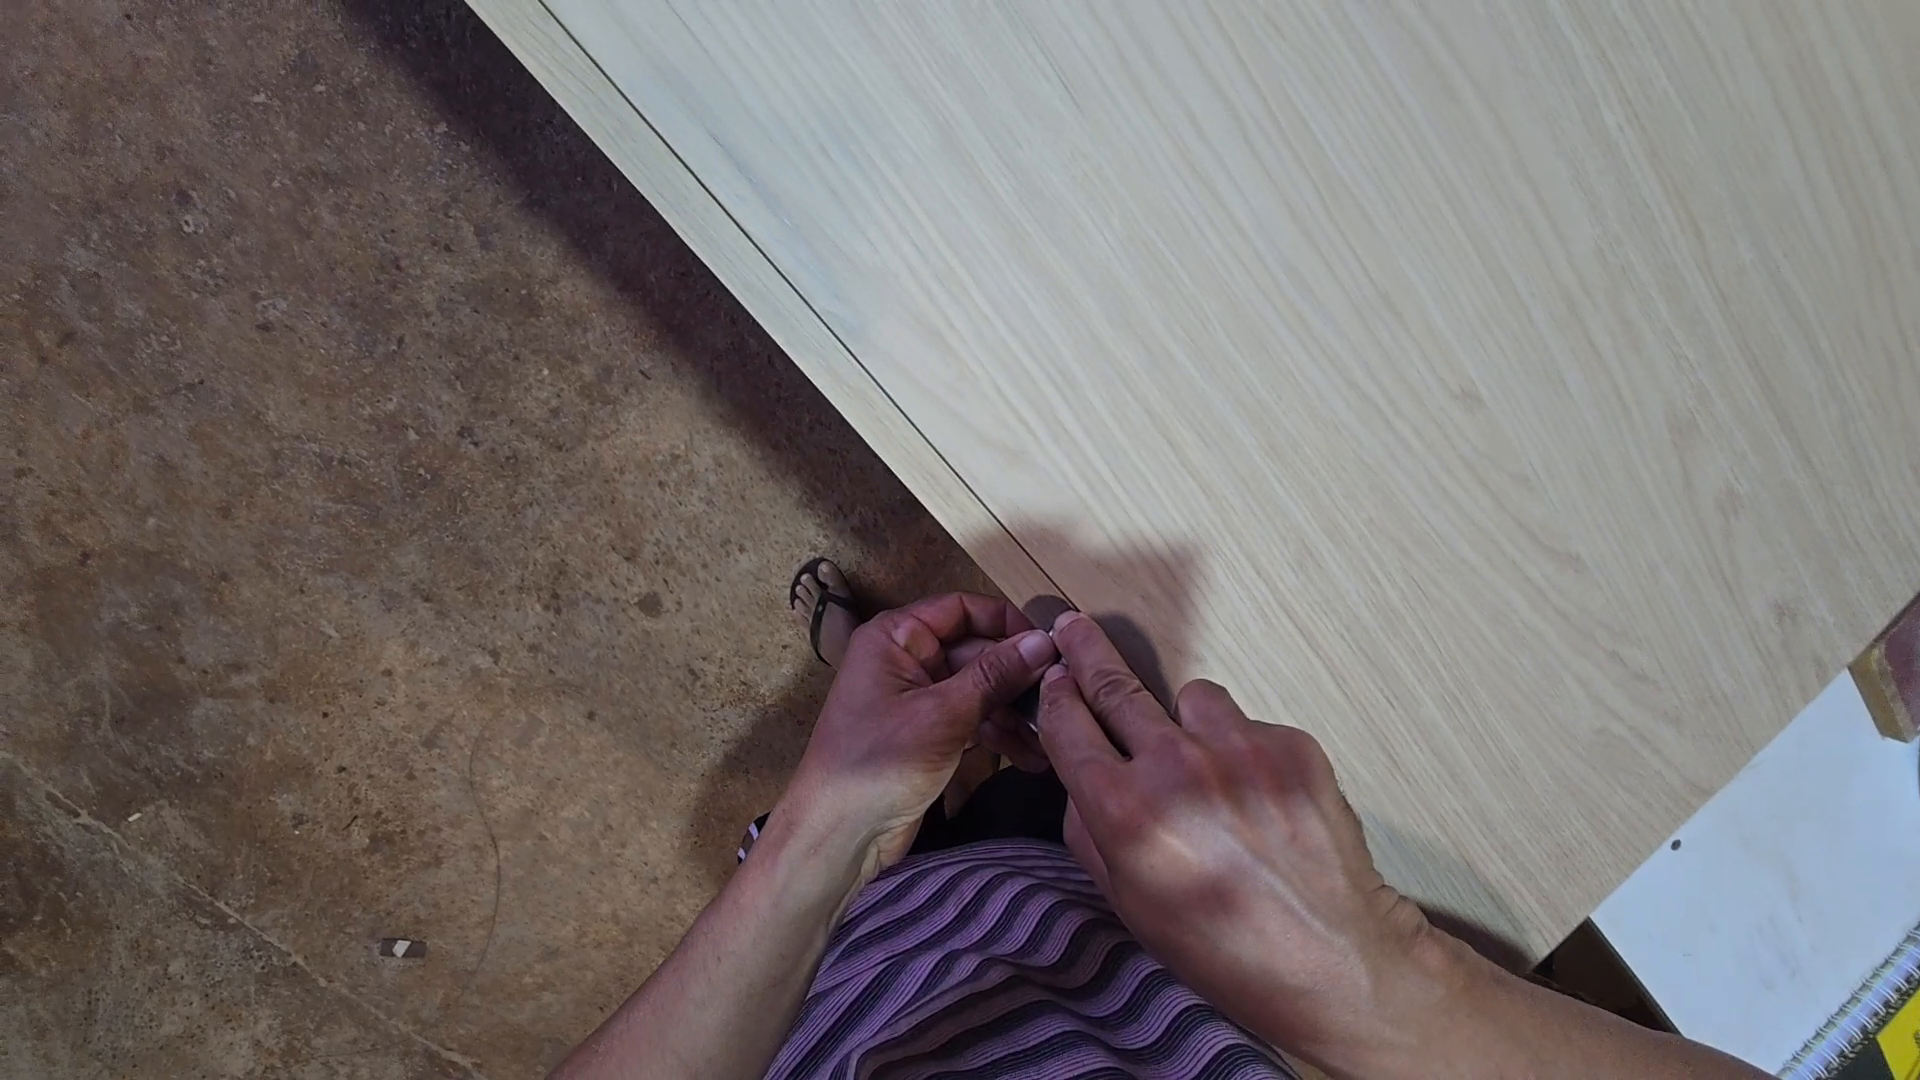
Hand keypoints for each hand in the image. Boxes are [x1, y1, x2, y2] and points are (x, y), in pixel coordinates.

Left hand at [778, 592, 1058, 877]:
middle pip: (976, 651)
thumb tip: (1044, 641)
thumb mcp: (942, 715)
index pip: (962, 609)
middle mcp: (908, 658)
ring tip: (1056, 735)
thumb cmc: (878, 762)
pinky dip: (1000, 735)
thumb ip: (995, 675)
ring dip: (1015, 711)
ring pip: (980, 689)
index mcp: (897, 636)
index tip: (1051, 644)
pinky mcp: (930, 733)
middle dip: (1018, 675)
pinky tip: (1034, 757)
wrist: (837, 836)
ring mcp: (920, 698)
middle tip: (1063, 696)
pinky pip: (973, 720)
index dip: (1007, 622)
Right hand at [1036, 610, 1442, 1070]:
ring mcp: (1237, 749)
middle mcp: (1174, 767)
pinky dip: (1243, 749)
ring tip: (1209, 771)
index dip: (1055, 697)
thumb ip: (1088, 828)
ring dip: (1185, 723)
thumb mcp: (1126, 900)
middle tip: (1072, 624)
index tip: (1055, 678)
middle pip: (1114, 686)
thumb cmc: (1218, 945)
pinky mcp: (1290, 744)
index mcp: (1123, 810)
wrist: (1334, 963)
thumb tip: (1081, 774)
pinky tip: (1258, 796)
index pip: (1068, 725)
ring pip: (1189, 699)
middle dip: (1085, 650)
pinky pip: (1247, 724)